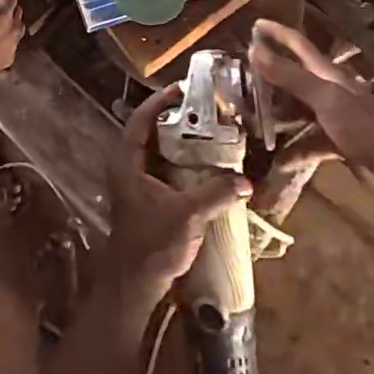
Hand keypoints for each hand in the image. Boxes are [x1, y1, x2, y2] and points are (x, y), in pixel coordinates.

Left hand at [102, 84, 251, 308]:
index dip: (159, 101)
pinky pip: (163, 167)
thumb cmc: (153, 244)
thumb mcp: (187, 216)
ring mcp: (136, 183)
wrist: (134, 285)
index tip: (182, 88)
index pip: (140, 120)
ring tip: (207, 128)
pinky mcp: (147, 197)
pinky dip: (181, 160)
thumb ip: (216, 194)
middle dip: (174, 117)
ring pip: (157, 150)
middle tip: (203, 107)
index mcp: (127, 163)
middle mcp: (128, 167)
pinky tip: (204, 162)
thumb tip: (246, 180)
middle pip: (149, 131)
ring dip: (179, 139)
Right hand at [250, 20, 373, 199]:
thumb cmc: (369, 130)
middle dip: (271, 78)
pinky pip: (310, 143)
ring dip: (279, 117)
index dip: (277, 33)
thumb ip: (291, 76)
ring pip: (300, 112)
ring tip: (253, 121)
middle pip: (296, 79)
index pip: (299, 45)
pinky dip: (295, 150)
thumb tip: (255, 49)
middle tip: (242, 81)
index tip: (254, 24)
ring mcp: (337, 119)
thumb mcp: (327, 100)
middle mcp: (333, 92)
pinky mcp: (341, 145)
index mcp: (330, 75)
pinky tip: (279, 160)